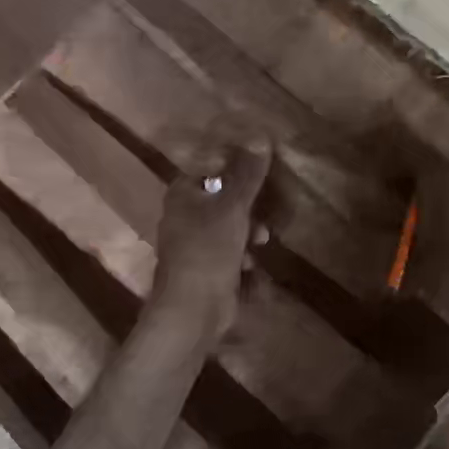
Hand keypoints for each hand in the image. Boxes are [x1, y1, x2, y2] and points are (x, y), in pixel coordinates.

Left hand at [154, 138, 273, 330]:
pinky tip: (252, 267)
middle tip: (266, 207)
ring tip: (261, 241)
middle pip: (222, 197)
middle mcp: (184, 216)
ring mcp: (193, 245)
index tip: (261, 165)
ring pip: (229, 226)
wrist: (192, 311)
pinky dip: (242, 257)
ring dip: (248, 232)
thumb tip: (261, 137)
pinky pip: (230, 253)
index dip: (235, 163)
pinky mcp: (206, 269)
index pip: (209, 167)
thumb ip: (248, 174)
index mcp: (182, 195)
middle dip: (247, 204)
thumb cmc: (208, 251)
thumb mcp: (233, 208)